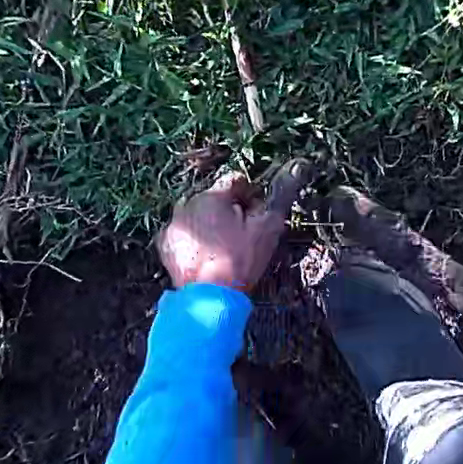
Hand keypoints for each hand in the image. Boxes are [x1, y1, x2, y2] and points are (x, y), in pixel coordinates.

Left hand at [157, 172, 285, 291]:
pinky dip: (193, 241)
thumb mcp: (267, 227)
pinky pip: (184, 234)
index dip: (251, 195)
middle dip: (229, 211)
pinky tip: (206, 256)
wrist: (209, 297)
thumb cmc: (241, 260)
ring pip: (197, 216)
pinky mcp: (165, 245)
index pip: (235, 181)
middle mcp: (187, 204)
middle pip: (214, 199)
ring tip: (224, 248)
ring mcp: (172, 225)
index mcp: (212, 196)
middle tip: (242, 234)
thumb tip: (297, 166)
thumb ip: (280, 195)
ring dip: (210, 224)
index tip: (257, 213)